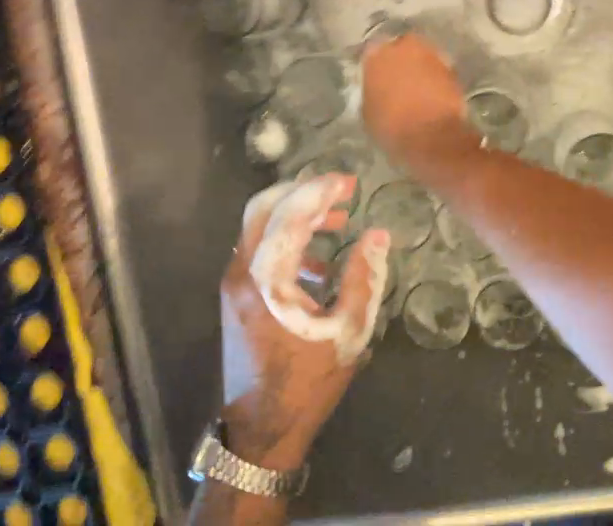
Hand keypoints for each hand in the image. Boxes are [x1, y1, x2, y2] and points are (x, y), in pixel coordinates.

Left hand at [219, 176, 385, 470]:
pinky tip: (320, 261)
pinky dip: (286, 238)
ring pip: (260, 226)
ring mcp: (234, 284)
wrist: (261, 429)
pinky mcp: (236, 295)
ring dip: (296, 213)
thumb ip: (362, 279)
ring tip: (337, 219)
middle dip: (303, 191)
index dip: (320, 190)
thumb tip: (377, 235)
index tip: (350, 183)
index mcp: (267, 280)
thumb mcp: (347, 333)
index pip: (289, 214)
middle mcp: (242, 273)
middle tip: (341, 191)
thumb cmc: (306, 383)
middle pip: (265, 208)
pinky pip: (259, 249)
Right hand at [361, 32, 475, 168]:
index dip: (376, 67)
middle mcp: (404, 46)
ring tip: (418, 91)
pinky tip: (433, 97)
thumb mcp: (369, 113)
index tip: (377, 80)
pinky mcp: (452, 68)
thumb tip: (378, 91)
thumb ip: (372, 93)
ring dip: (420, 69)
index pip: (372, 53)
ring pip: (422, 57)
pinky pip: (438, 70)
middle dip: (401, 62)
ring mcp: (431, 54)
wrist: (433, 135)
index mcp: (376, 55)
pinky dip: (436, 80)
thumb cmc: (392, 126)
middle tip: (399, 82)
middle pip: (401, 49)